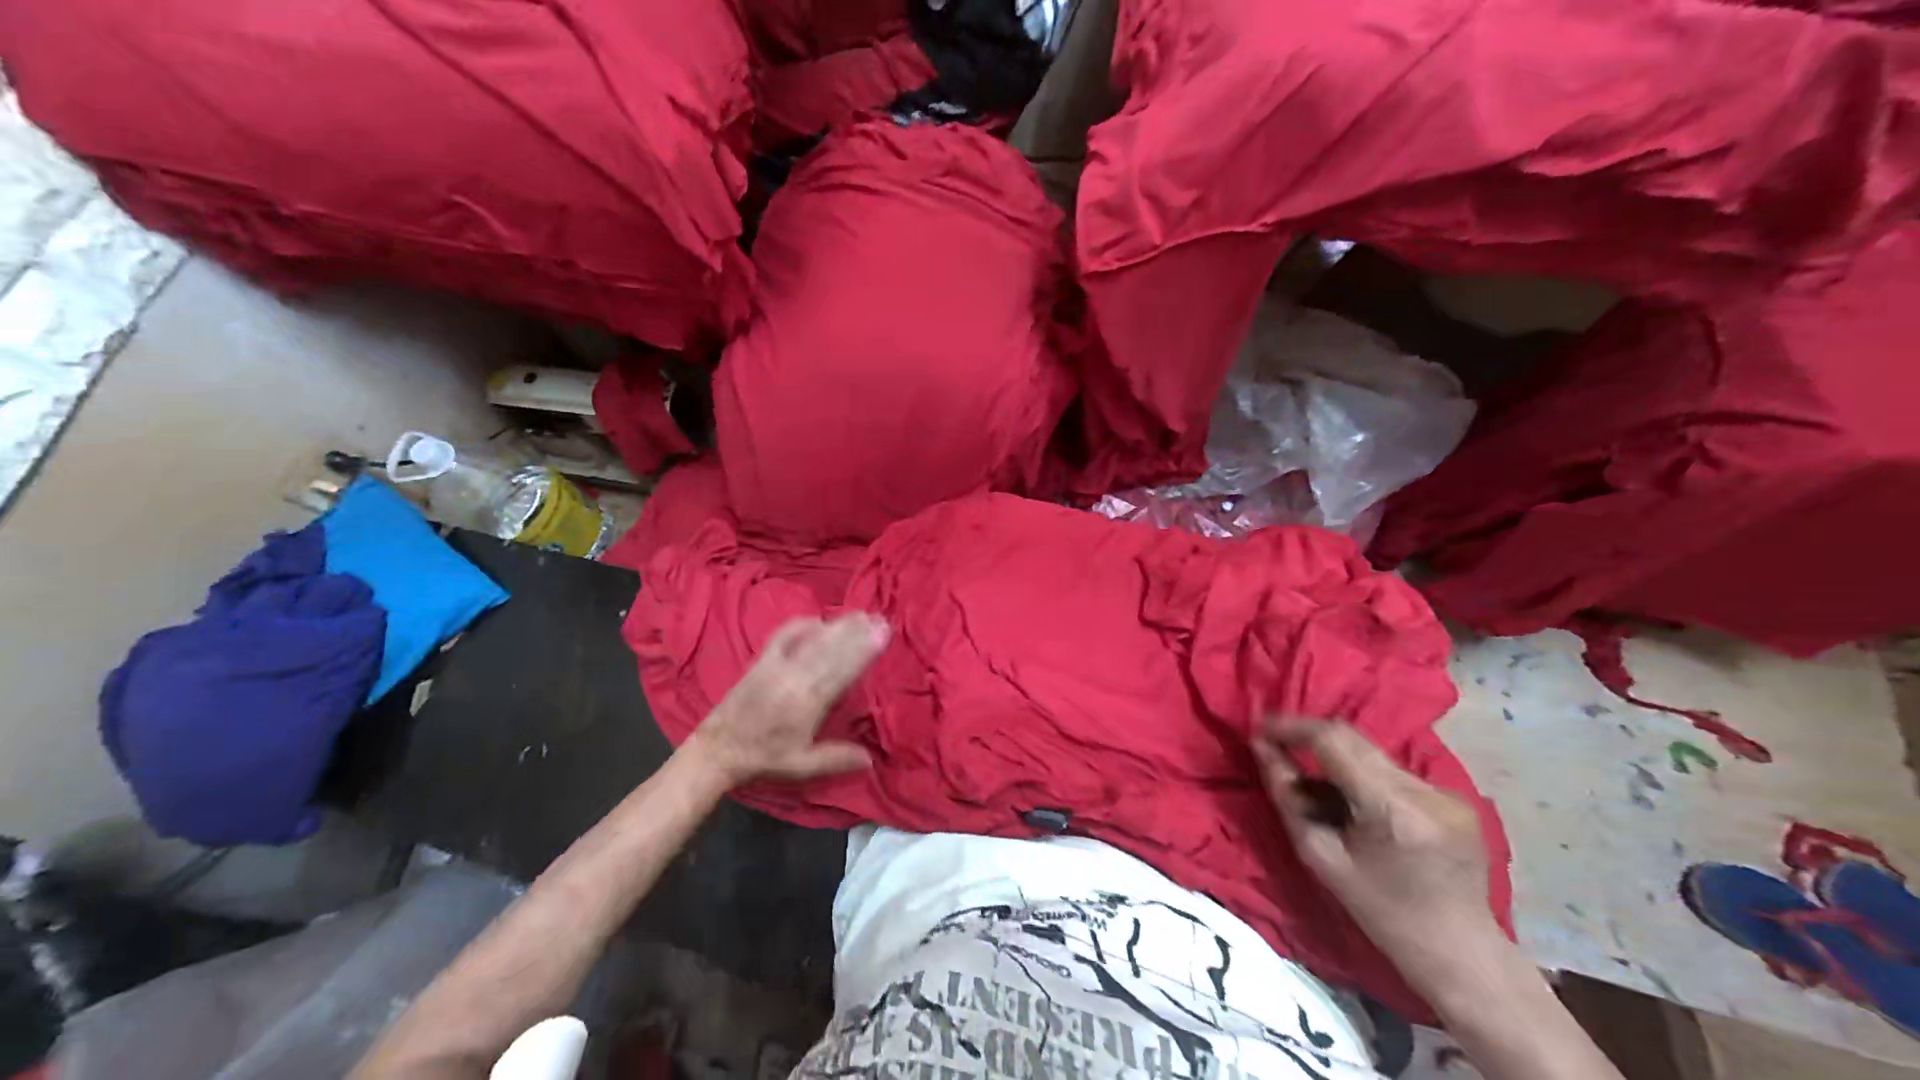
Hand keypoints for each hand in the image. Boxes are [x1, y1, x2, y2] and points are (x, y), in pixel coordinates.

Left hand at [684, 614, 888, 787]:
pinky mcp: (760, 661)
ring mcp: (776, 666)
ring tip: (857, 614)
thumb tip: (870, 760)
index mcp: (807, 703)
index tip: (882, 634)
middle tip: (878, 618)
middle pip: (831, 650)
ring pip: (812, 641)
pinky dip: (801, 625)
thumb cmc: (764, 759)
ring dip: (836, 626)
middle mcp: (794, 679)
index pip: (842, 670)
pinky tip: (817, 619)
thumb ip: (836, 759)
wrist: (718, 750)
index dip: (863, 650)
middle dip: (856, 633)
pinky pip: (783, 636)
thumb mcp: (801, 766)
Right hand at [1252, 716, 1502, 982]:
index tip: (1260, 728)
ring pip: (1372, 753)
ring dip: (1336, 758)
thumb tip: (1263, 749)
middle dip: (1308, 736)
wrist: (1458, 951)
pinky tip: (1357, 805)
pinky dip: (1364, 775)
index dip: (1291, 728)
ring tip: (1314, 785)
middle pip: (1352, 738)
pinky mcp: (1454, 796)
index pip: (1332, 742)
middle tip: (1276, 745)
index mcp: (1393, 810)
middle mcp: (1425, 791)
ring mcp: (1445, 791)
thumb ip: (1288, 797)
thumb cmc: (1380, 912)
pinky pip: (1392, 770)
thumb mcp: (1321, 857)